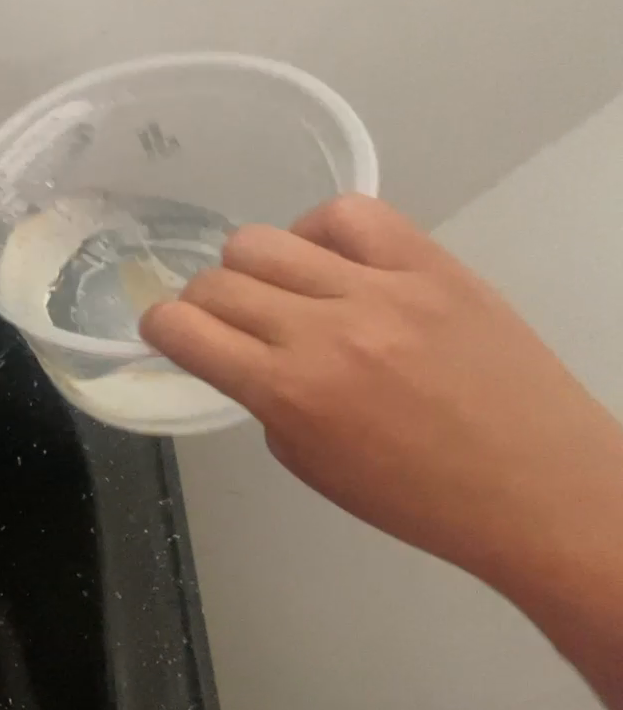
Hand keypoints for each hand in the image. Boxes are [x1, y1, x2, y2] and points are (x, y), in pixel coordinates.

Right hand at [140, 194, 622, 583]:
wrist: (550, 494)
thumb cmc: (411, 494)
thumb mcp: (300, 455)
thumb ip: (254, 392)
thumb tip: (231, 346)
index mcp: (286, 389)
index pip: (176, 326)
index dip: (159, 327)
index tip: (174, 337)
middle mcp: (325, 332)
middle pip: (212, 283)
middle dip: (202, 305)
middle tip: (231, 326)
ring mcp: (382, 293)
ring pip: (259, 242)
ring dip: (249, 270)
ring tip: (281, 293)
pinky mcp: (435, 269)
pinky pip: (348, 215)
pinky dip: (317, 232)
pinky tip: (328, 264)